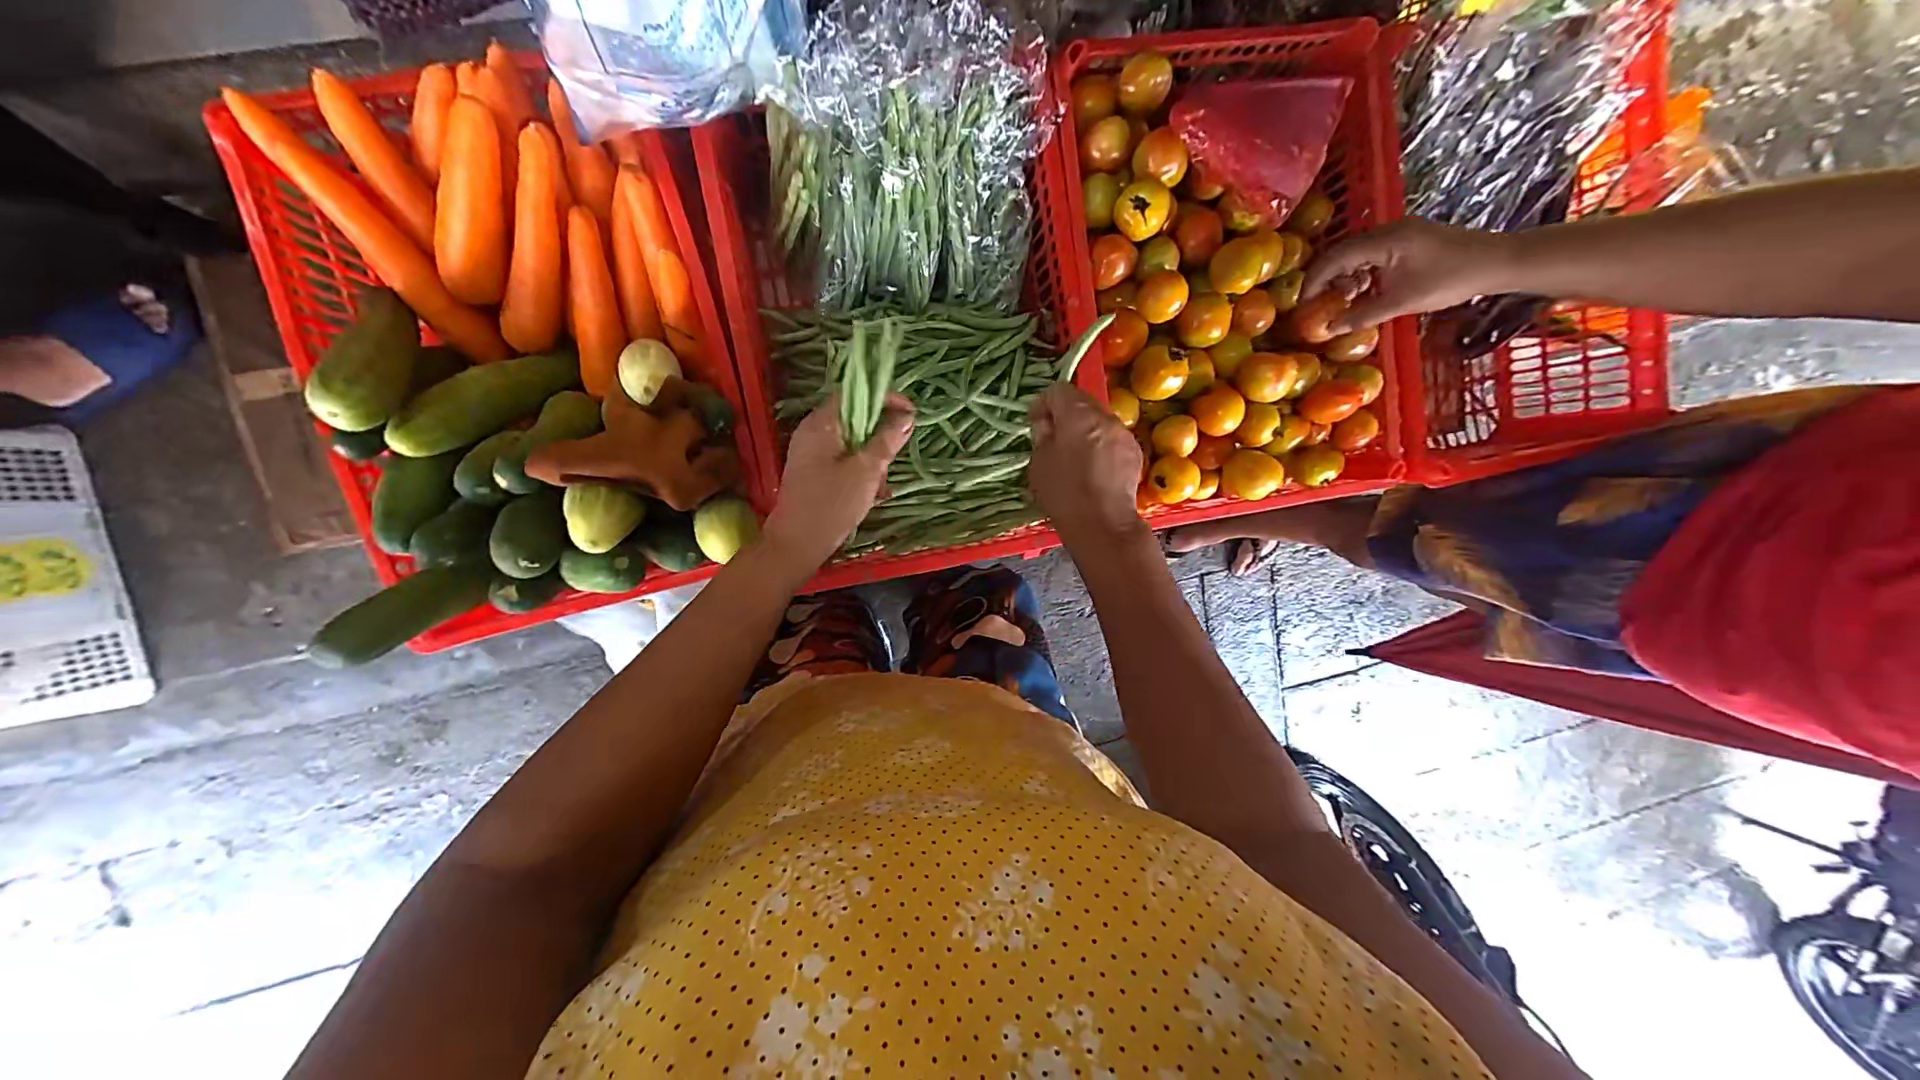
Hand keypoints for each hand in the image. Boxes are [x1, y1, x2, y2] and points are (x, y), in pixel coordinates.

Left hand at [763, 393, 913, 567]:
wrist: (796, 545)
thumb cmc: (832, 505)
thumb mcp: (867, 471)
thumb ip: (887, 440)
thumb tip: (906, 416)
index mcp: (821, 424)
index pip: (855, 394)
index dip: (886, 399)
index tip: (911, 414)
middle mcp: (813, 432)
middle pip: (855, 418)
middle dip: (881, 435)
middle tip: (896, 456)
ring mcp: (812, 453)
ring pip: (853, 442)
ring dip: (874, 458)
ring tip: (882, 486)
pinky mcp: (814, 472)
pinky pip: (844, 460)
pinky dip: (862, 471)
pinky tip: (873, 494)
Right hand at [1028, 383, 1145, 545]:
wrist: (1103, 525)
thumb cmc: (1064, 494)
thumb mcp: (1039, 463)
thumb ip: (1042, 436)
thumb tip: (1047, 424)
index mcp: (1078, 414)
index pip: (1059, 390)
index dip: (1043, 404)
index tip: (1036, 424)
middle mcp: (1105, 417)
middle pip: (1082, 402)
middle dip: (1066, 415)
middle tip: (1053, 439)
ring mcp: (1124, 434)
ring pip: (1099, 421)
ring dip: (1085, 431)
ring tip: (1074, 457)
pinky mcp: (1135, 453)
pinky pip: (1112, 440)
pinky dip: (1100, 446)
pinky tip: (1093, 470)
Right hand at [1301, 219, 1515, 334]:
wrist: (1498, 262)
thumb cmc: (1451, 280)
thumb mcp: (1401, 302)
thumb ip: (1361, 315)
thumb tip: (1328, 330)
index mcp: (1383, 240)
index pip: (1334, 258)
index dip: (1313, 282)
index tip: (1302, 305)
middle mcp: (1387, 231)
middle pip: (1341, 253)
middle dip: (1325, 280)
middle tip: (1315, 306)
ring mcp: (1398, 233)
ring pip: (1355, 254)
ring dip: (1343, 278)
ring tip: (1339, 303)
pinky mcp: (1408, 240)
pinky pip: (1371, 254)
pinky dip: (1360, 273)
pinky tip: (1362, 292)